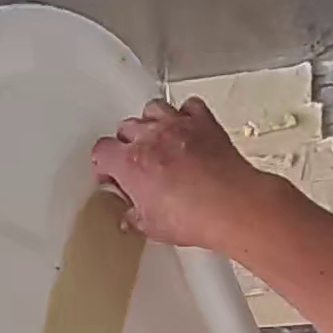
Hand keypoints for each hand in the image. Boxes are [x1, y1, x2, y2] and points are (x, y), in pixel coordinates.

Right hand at [90, 97, 307, 259]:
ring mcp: (178, 125)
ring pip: (152, 108)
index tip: (110, 174)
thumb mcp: (151, 226)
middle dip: (124, 143)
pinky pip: (188, 106)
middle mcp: (151, 137)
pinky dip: (184, 114)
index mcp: (129, 162)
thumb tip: (131, 217)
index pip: (102, 150)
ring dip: (149, 122)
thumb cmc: (192, 215)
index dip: (103, 163)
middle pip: (125, 127)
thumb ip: (134, 216)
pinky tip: (185, 129)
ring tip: (155, 140)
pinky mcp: (204, 122)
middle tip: (132, 162)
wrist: (231, 206)